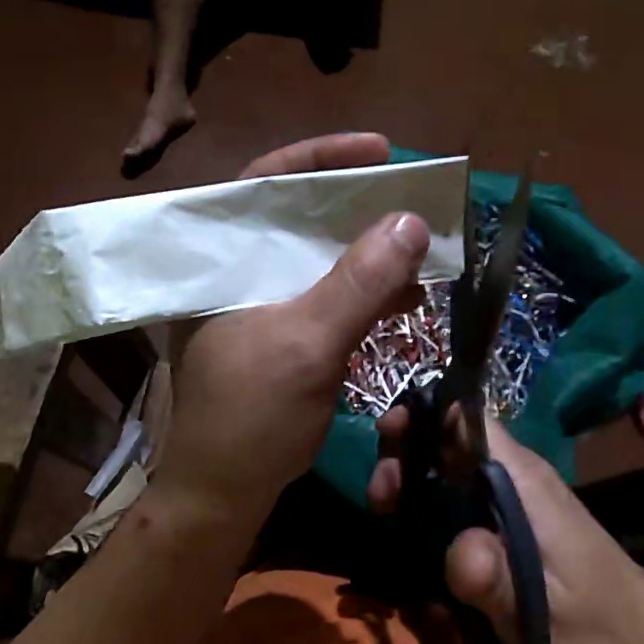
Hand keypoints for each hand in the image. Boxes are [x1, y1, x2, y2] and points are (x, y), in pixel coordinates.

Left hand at [153, 134, 431, 524]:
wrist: (225, 493)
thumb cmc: (250, 414)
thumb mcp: (307, 343)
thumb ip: (358, 283)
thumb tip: (411, 222)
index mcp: (222, 256)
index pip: (266, 179)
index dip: (322, 156)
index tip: (381, 150)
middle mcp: (239, 268)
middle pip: (300, 214)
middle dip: (357, 200)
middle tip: (410, 191)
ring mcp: (263, 301)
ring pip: (321, 254)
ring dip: (369, 247)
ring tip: (421, 240)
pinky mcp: (285, 331)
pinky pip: (331, 293)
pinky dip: (368, 288)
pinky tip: (408, 291)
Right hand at [367, 406, 643, 643]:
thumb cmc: (598, 625)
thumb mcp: (542, 612)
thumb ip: (496, 581)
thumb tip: (456, 548)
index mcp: (521, 477)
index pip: (468, 416)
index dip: (424, 412)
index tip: (387, 434)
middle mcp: (514, 476)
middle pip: (449, 439)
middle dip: (406, 453)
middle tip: (380, 495)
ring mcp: (513, 498)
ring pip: (451, 466)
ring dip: (414, 479)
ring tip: (387, 512)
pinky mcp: (512, 522)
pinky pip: (462, 494)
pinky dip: (432, 502)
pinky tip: (414, 531)